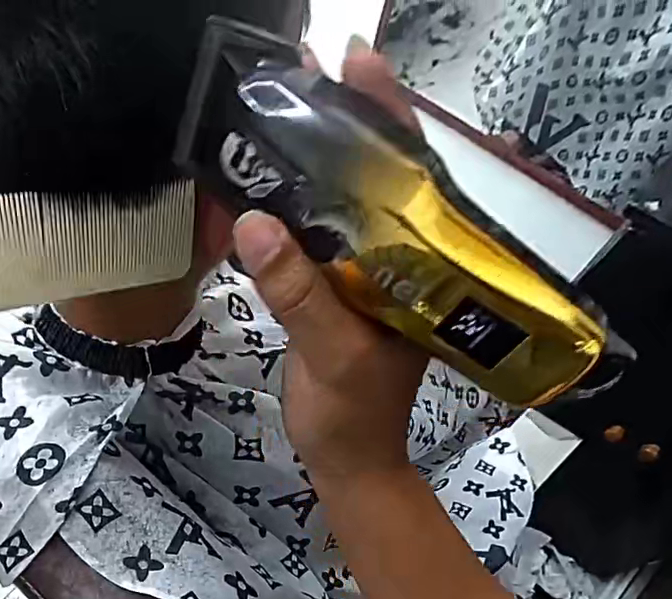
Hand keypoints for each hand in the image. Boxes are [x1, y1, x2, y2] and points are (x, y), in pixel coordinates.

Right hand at [233, 42, 429, 486]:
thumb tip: (255, 221)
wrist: (347, 462)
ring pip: (341, 211)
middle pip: (376, 182)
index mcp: (416, 271)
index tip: (355, 63)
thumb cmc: (353, 417)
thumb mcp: (333, 356)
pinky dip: (289, 216)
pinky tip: (262, 187)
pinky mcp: (333, 298)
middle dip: (344, 128)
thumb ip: (300, 294)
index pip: (410, 179)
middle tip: (301, 74)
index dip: (385, 118)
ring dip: (313, 165)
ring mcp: (363, 280)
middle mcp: (396, 265)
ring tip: (278, 113)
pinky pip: (312, 246)